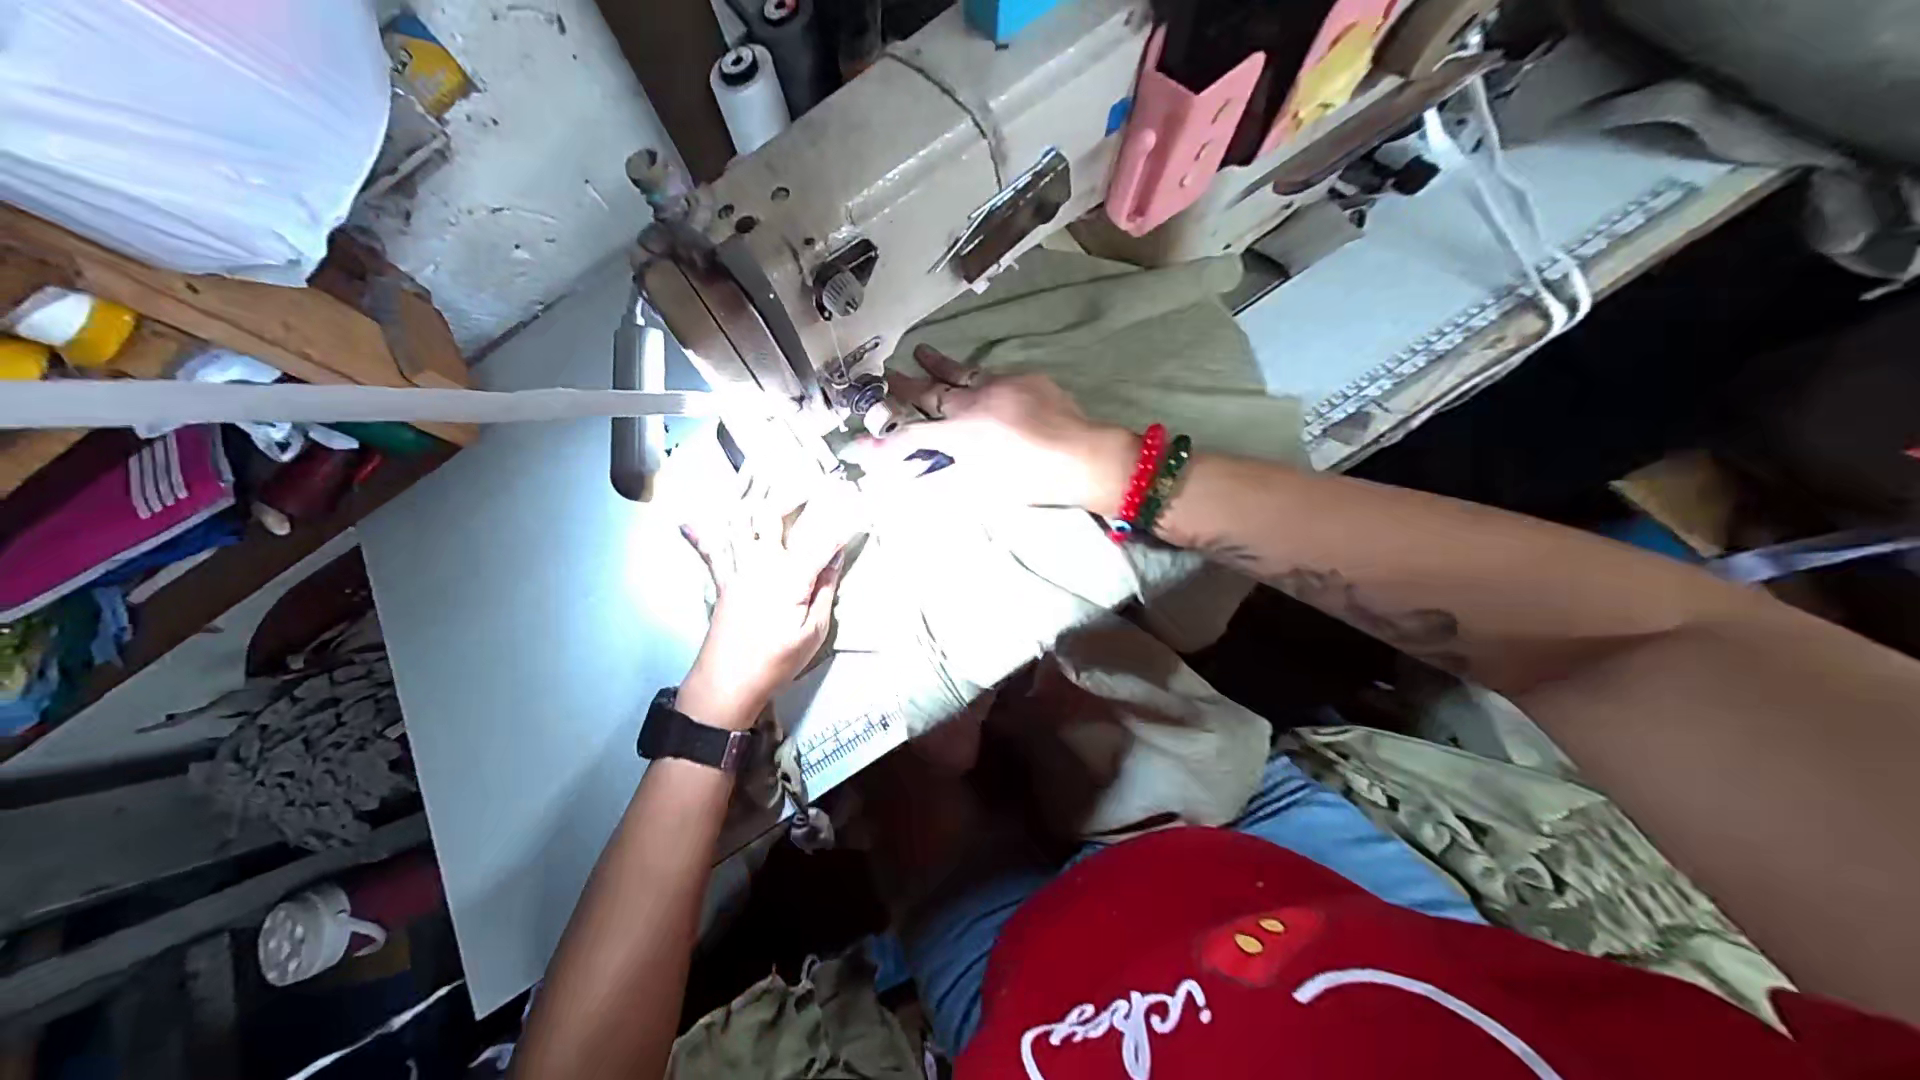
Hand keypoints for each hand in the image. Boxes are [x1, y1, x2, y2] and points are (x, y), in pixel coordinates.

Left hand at [677, 493, 852, 730]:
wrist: (726, 684)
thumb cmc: (775, 663)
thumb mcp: (814, 632)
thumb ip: (824, 590)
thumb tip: (835, 558)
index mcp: (791, 577)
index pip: (822, 539)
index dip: (842, 519)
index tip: (858, 502)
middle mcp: (762, 563)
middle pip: (773, 515)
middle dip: (792, 493)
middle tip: (809, 482)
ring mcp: (738, 568)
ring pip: (741, 522)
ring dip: (752, 500)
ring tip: (763, 479)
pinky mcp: (723, 579)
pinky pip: (711, 549)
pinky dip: (702, 533)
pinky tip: (690, 519)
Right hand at [843, 345, 1137, 515]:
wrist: (1082, 456)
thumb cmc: (1028, 481)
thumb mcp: (980, 490)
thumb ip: (940, 483)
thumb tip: (909, 483)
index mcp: (959, 432)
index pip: (911, 435)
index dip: (884, 442)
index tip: (861, 444)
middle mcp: (972, 401)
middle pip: (931, 392)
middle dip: (905, 385)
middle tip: (887, 375)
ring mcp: (1000, 384)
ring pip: (960, 372)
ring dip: (937, 365)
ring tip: (920, 352)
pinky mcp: (1026, 378)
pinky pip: (995, 376)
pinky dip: (982, 381)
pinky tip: (983, 385)